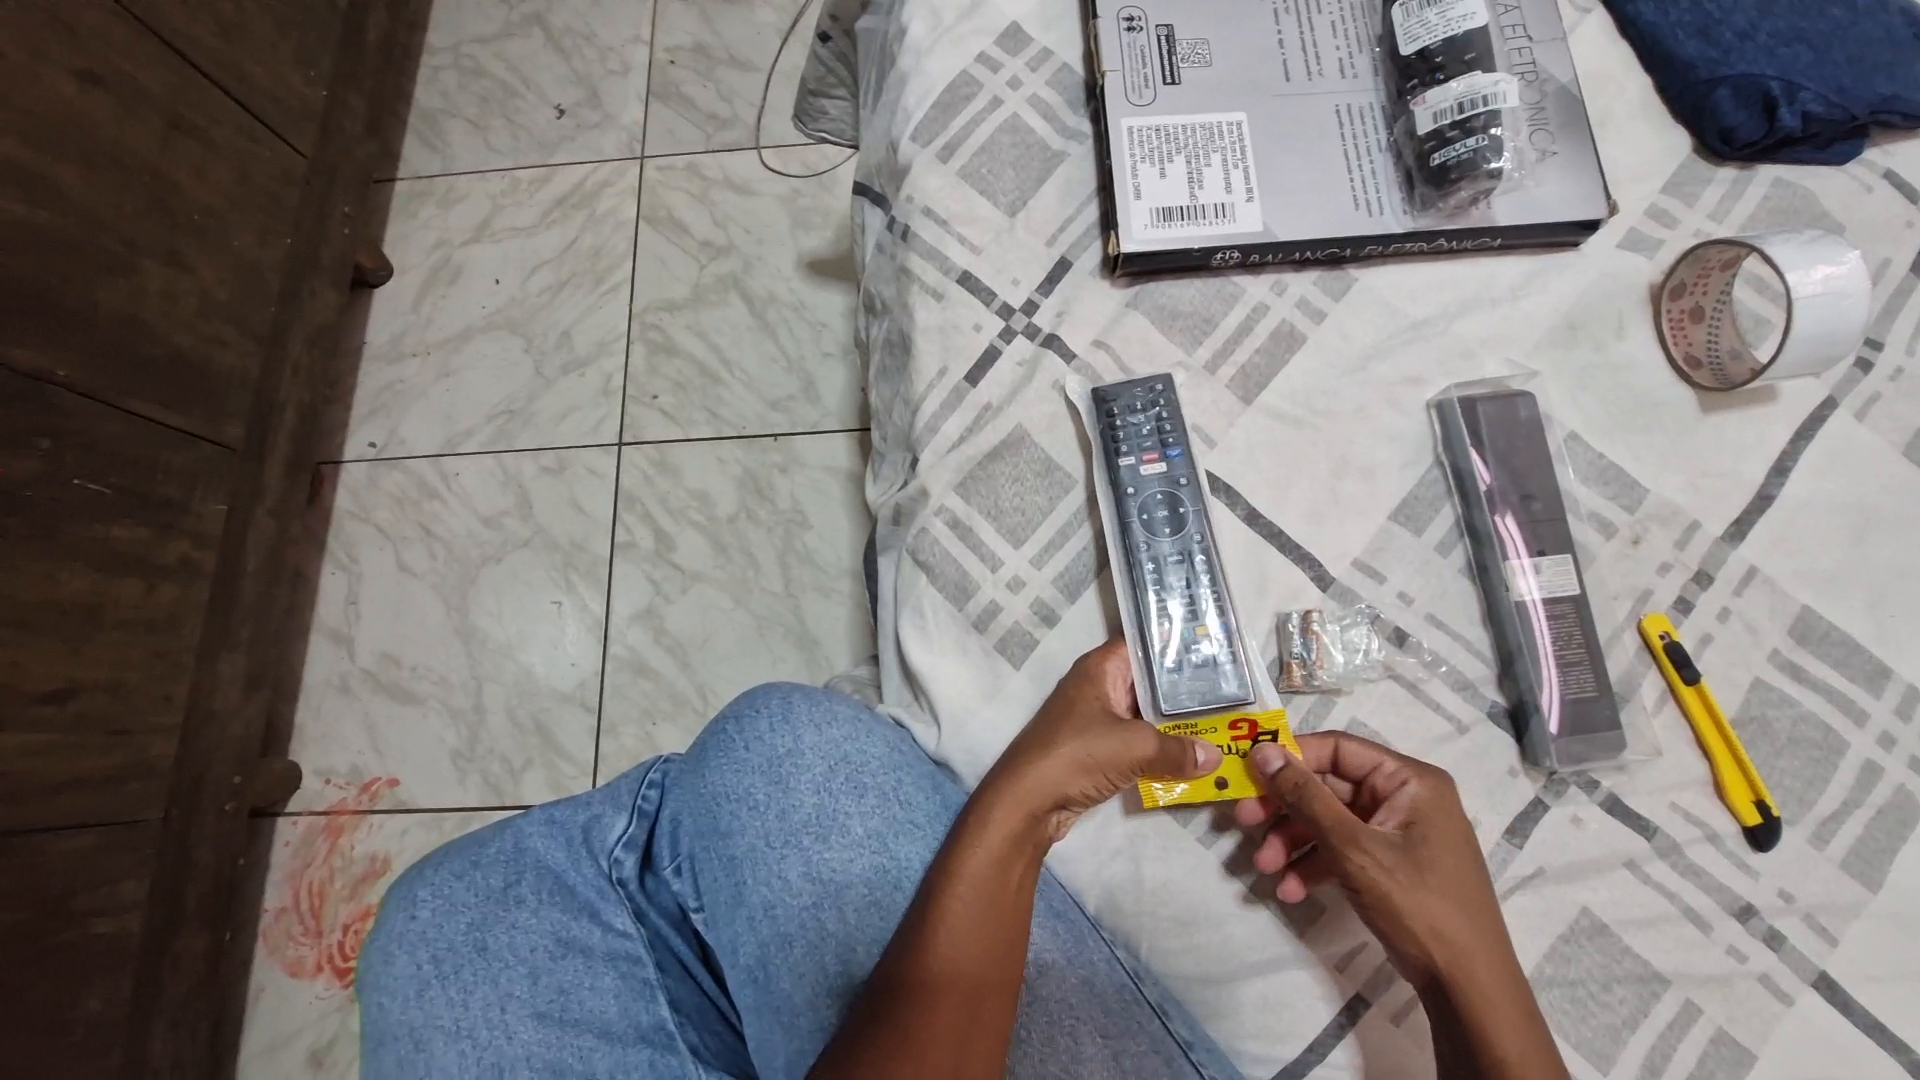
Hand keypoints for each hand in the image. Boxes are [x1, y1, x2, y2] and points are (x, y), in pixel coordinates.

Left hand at [977, 640, 1221, 843]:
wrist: (1030, 801)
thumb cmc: (1078, 755)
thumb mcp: (1135, 747)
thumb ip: (1178, 749)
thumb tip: (1214, 756)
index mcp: (1101, 669)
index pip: (1143, 644)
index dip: (1176, 646)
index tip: (1215, 652)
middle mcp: (1098, 687)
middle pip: (1148, 682)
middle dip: (1184, 692)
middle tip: (1231, 696)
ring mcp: (1097, 720)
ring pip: (1144, 715)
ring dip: (1175, 726)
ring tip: (1221, 726)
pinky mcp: (1097, 750)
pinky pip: (1136, 743)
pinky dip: (1159, 750)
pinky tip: (1193, 759)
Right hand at [1234, 733, 1507, 991]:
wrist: (1468, 988)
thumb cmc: (1417, 903)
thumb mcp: (1353, 847)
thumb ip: (1305, 796)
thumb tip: (1262, 751)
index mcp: (1409, 781)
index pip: (1337, 749)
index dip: (1290, 758)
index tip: (1248, 775)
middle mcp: (1405, 798)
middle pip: (1328, 786)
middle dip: (1285, 809)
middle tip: (1243, 822)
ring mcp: (1398, 833)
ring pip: (1329, 821)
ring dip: (1292, 842)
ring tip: (1264, 867)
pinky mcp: (1390, 864)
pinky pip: (1342, 850)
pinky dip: (1314, 865)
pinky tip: (1290, 890)